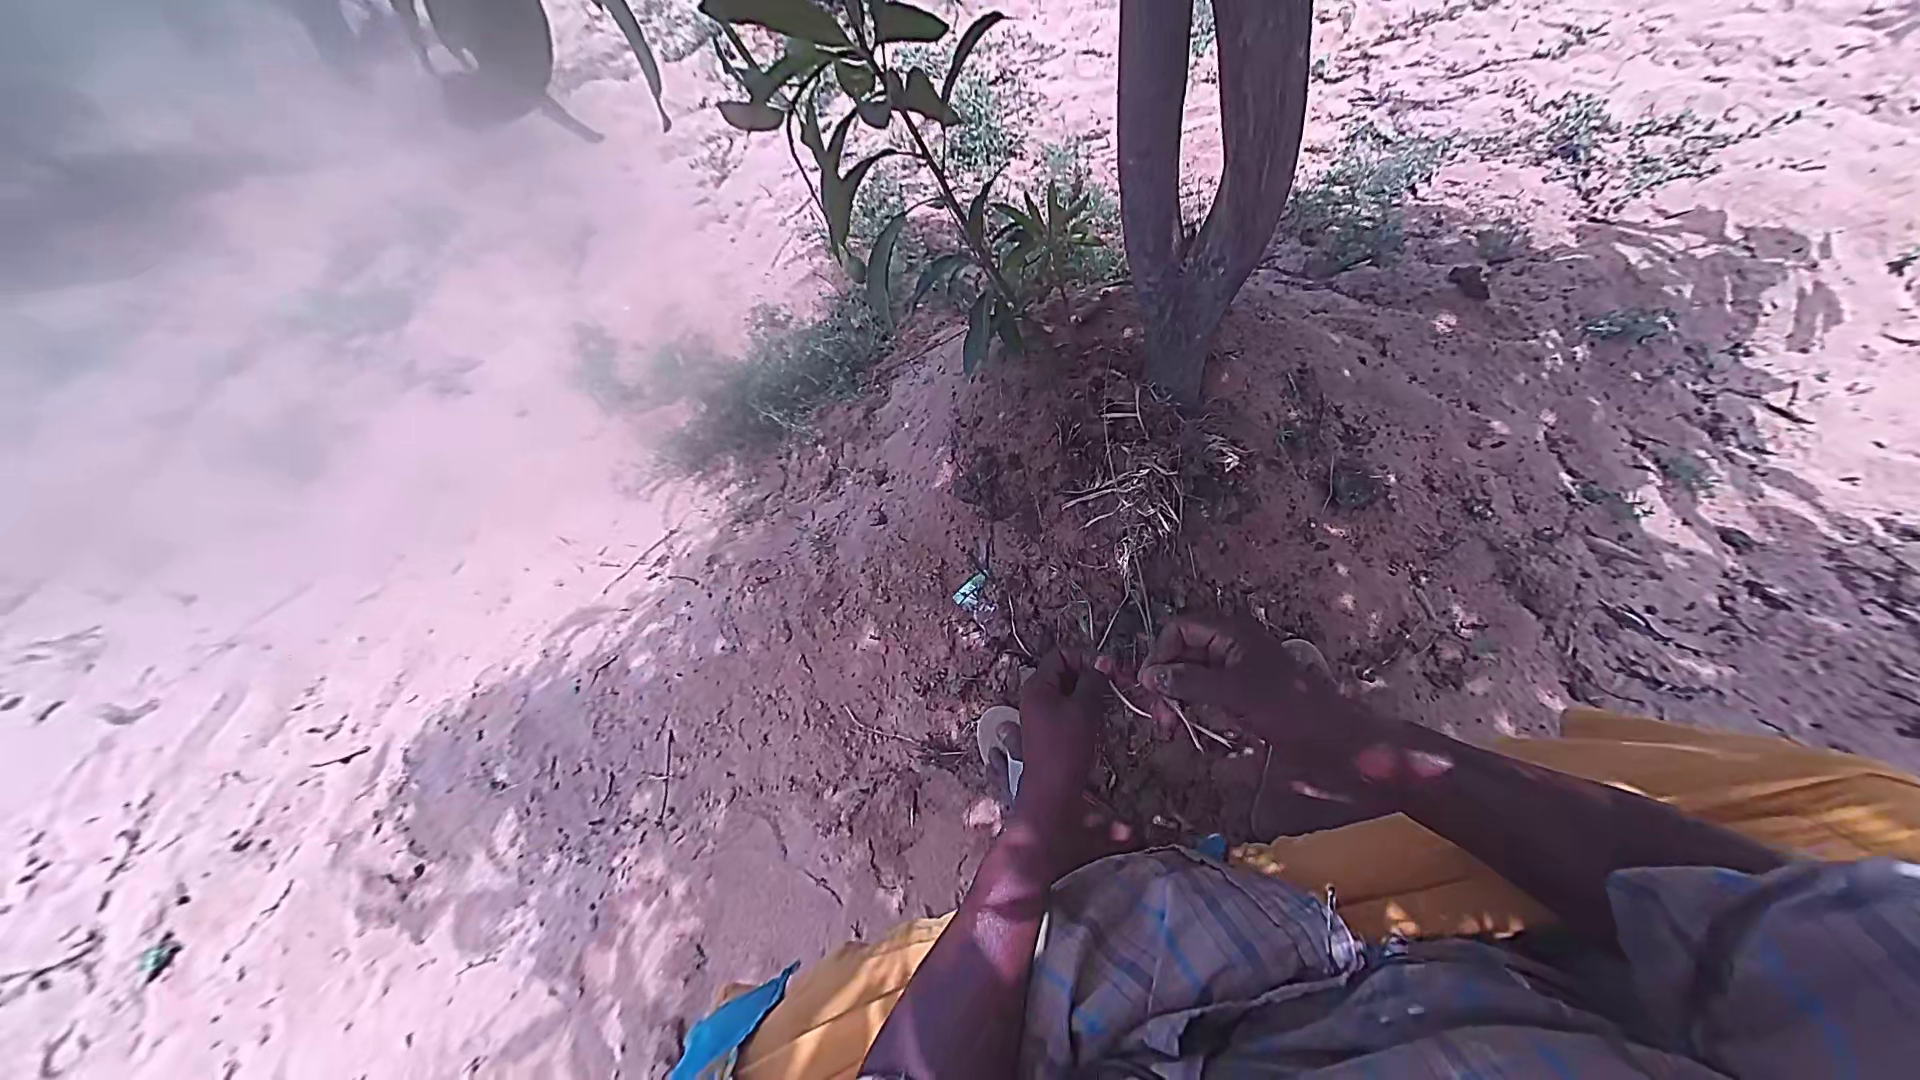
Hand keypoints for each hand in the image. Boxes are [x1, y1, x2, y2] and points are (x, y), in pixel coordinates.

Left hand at [1012, 648, 1108, 831]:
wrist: (1052, 794)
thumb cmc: (1066, 747)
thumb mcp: (1084, 708)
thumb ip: (1094, 681)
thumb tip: (1104, 660)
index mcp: (1037, 685)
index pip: (1060, 655)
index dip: (1085, 658)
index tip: (1109, 671)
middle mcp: (1034, 696)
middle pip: (1063, 672)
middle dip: (1089, 676)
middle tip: (1114, 687)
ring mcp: (1039, 714)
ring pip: (1067, 692)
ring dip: (1088, 694)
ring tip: (1106, 705)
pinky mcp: (1047, 731)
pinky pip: (1066, 709)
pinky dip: (1083, 710)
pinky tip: (1097, 721)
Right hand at [1137, 614, 1397, 765]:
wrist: (1334, 739)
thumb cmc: (1288, 707)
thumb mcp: (1235, 691)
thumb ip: (1189, 682)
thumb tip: (1150, 676)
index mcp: (1230, 632)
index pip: (1178, 630)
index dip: (1160, 654)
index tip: (1152, 685)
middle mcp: (1227, 643)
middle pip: (1178, 651)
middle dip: (1164, 680)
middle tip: (1160, 714)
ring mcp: (1231, 667)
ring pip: (1186, 673)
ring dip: (1172, 697)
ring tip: (1171, 725)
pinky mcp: (1235, 689)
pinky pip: (1200, 690)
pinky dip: (1188, 705)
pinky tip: (1186, 724)